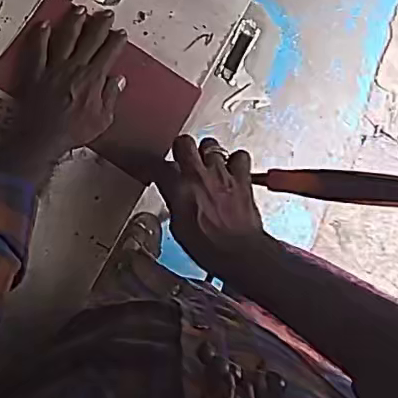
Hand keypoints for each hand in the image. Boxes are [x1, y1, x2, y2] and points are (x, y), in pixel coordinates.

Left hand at [0, 6, 126, 181]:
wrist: (43, 136)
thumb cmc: (71, 131)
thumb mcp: (102, 119)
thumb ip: (111, 97)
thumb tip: (118, 81)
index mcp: (92, 78)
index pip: (109, 52)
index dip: (116, 40)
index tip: (120, 33)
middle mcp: (74, 68)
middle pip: (90, 39)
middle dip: (100, 24)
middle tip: (105, 14)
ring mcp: (54, 67)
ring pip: (66, 37)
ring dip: (74, 22)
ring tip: (79, 10)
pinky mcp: (36, 72)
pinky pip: (38, 49)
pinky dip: (41, 35)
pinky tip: (44, 25)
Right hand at [157, 136, 270, 272]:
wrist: (242, 255)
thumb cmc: (210, 248)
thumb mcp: (179, 228)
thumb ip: (174, 203)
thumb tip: (173, 194)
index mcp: (179, 189)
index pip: (158, 166)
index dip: (154, 167)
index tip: (155, 170)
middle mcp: (199, 176)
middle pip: (183, 142)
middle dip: (181, 148)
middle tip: (182, 159)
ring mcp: (222, 175)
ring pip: (211, 145)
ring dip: (207, 154)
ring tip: (207, 165)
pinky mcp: (242, 179)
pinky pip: (240, 156)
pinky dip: (236, 161)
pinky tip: (231, 171)